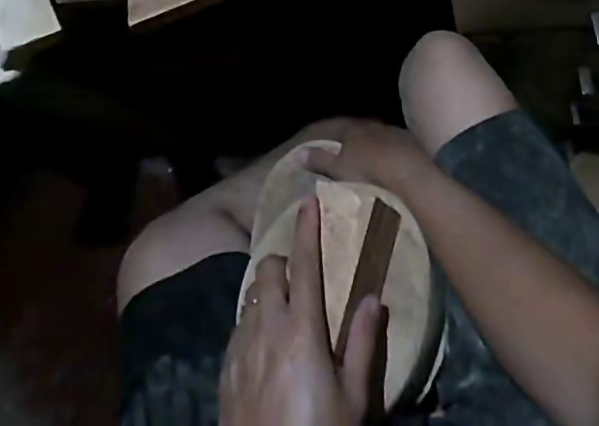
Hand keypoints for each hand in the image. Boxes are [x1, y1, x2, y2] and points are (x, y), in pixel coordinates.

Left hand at [220, 195, 384, 425]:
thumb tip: (373, 298)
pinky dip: (252, 323)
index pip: (304, 265)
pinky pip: (238, 325)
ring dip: (267, 294)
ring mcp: (241, 343)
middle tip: (299, 278)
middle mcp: (267, 325)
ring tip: (284, 316)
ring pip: (250, 296)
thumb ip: (362, 344)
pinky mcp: (225, 363)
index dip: (306, 230)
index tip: (308, 200)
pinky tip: (265, 349)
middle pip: (268, 268)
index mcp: (302, 328)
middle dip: (282, 263)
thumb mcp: (354, 399)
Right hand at [302, 120, 430, 192]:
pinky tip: (392, 168)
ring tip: (370, 164)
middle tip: (348, 156)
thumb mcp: (337, 168)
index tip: (326, 147)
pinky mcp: (412, 145)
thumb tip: (300, 153)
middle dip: (354, 142)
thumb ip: (319, 159)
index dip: (331, 137)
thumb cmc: (367, 169)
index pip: (337, 127)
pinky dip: (392, 156)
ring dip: (374, 148)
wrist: (409, 173)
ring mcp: (394, 133)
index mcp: (352, 128)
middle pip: (359, 131)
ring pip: (379, 138)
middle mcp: (372, 125)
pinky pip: (397, 148)